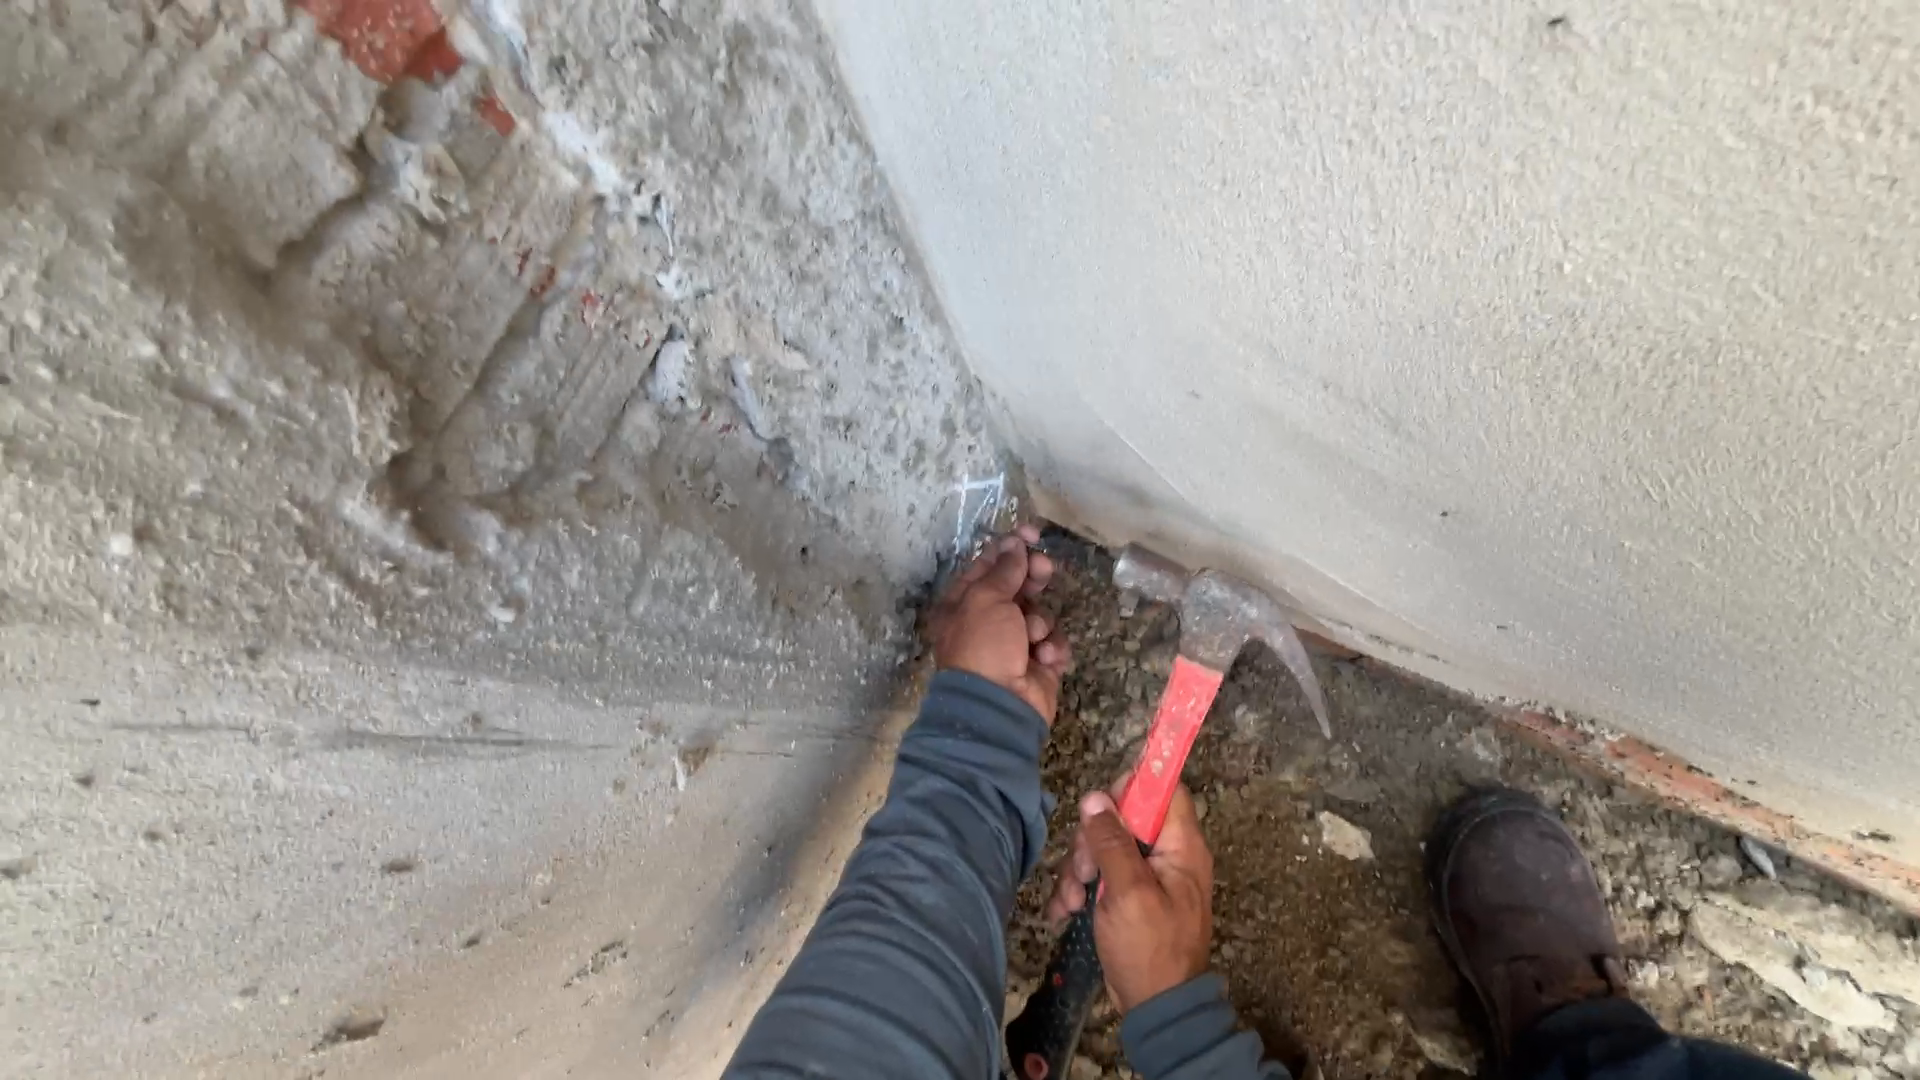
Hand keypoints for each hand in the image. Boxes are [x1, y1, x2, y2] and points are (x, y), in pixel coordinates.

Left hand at [929, 524, 1070, 722]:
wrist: (998, 707)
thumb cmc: (983, 646)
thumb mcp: (987, 599)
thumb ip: (1004, 570)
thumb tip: (1014, 543)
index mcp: (963, 605)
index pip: (987, 567)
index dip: (1009, 548)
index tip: (1032, 533)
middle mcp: (987, 622)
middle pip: (1016, 587)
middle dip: (1032, 578)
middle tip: (1044, 569)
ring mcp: (1013, 645)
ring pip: (1039, 615)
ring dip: (1040, 623)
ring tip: (1032, 637)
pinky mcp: (1037, 665)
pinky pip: (1052, 643)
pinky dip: (1051, 649)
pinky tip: (1044, 658)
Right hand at [1046, 785, 1213, 1013]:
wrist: (1156, 1012)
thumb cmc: (1150, 950)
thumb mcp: (1128, 892)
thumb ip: (1111, 842)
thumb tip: (1095, 798)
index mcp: (1180, 846)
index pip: (1164, 790)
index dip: (1133, 788)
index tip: (1103, 806)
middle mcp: (1165, 854)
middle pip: (1122, 817)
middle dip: (1093, 839)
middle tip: (1085, 870)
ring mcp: (1145, 875)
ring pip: (1103, 844)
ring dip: (1079, 868)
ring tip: (1073, 900)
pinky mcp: (1126, 893)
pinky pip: (1099, 873)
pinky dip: (1080, 888)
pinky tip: (1066, 910)